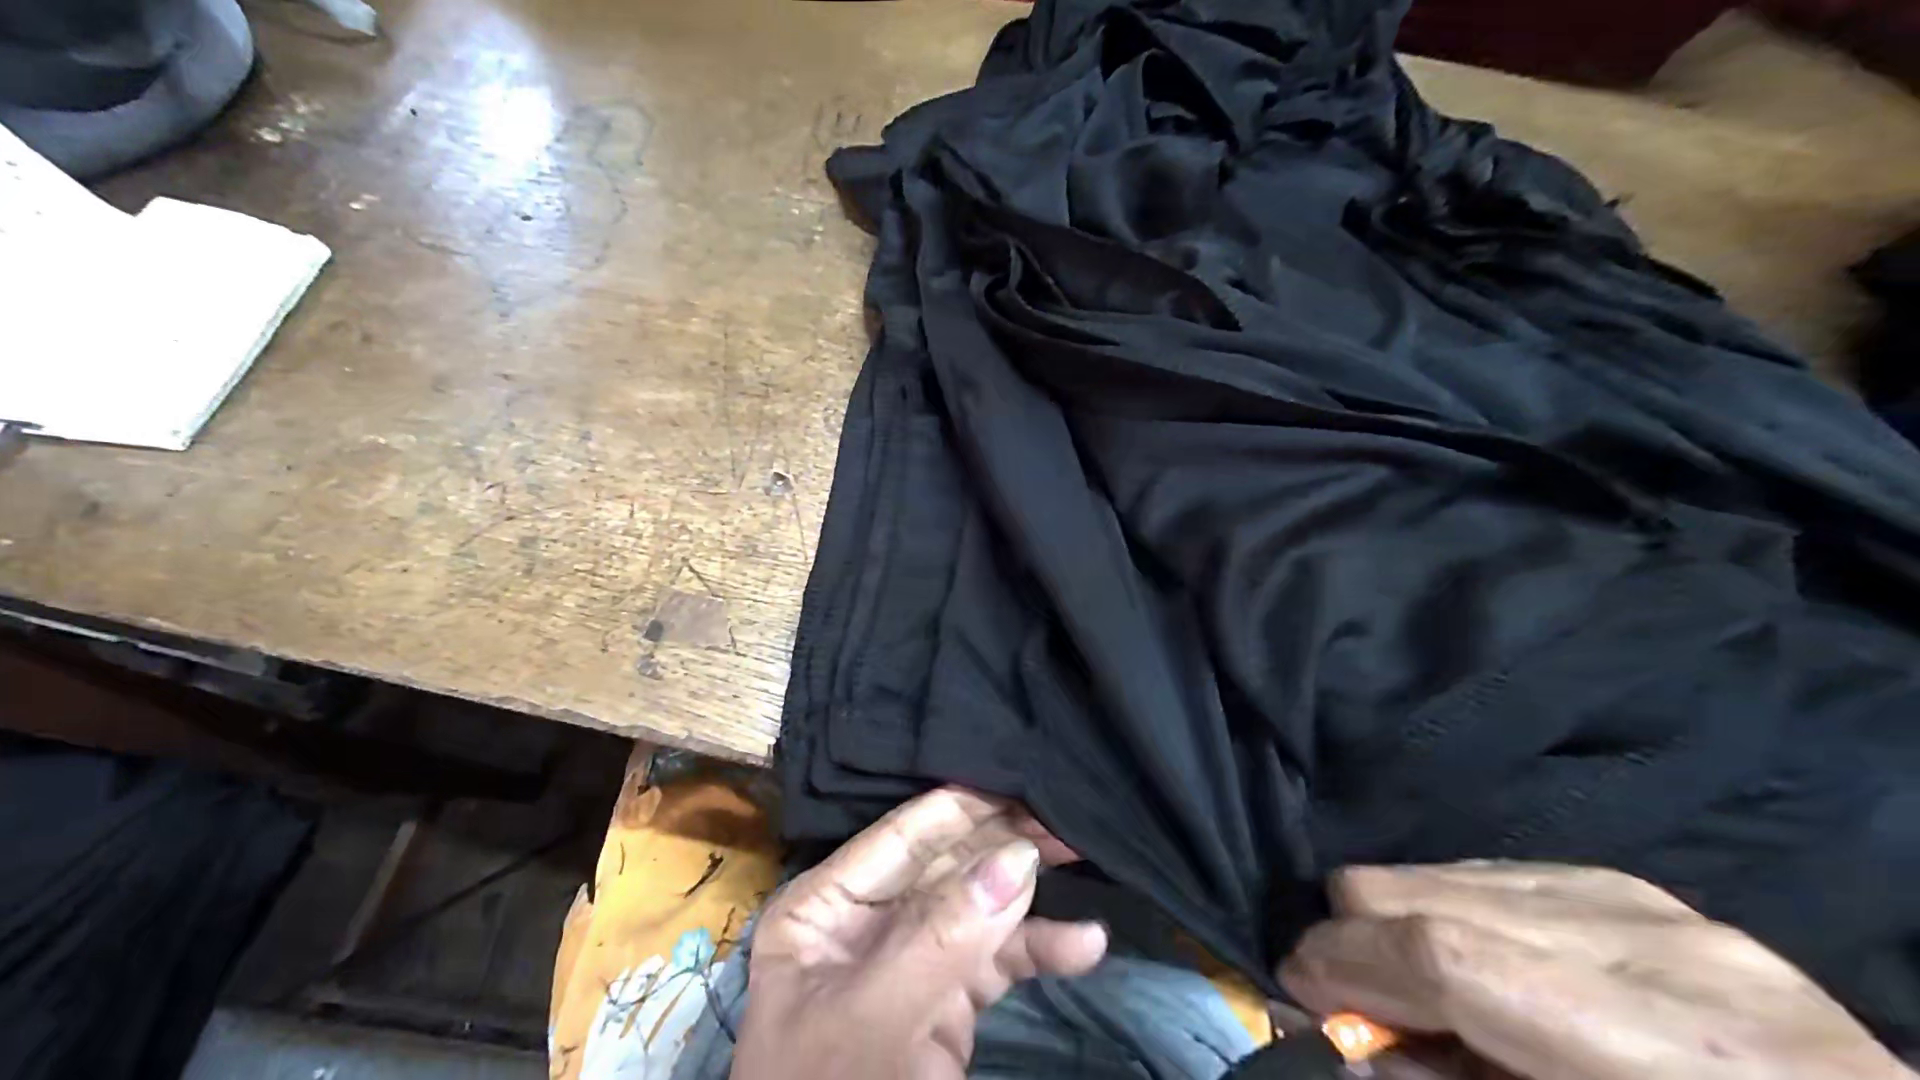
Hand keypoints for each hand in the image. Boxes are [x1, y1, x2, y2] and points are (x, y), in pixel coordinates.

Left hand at [731, 787, 1106, 1079]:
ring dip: (1030, 888)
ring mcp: (911, 957)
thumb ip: (943, 935)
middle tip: (1064, 815)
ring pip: (978, 904)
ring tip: (1081, 851)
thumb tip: (1017, 857)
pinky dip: (1038, 950)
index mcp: (826, 904)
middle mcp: (868, 919)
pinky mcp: (946, 1000)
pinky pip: (996, 960)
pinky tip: (1084, 945)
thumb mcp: (875, 1017)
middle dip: (1004, 838)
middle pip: (947, 862)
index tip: (1021, 780)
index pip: (903, 836)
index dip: (964, 806)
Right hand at [1280, 861, 1915, 1079]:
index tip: (1298, 992)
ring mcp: (1643, 900)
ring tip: (1433, 995)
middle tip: (1363, 1005)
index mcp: (1659, 1045)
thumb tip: (1334, 1032)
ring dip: (1402, 927)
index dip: (1342, 964)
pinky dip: (1452, 915)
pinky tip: (1488, 971)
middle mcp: (1645, 941)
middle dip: (1356, 941)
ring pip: (1436, 870)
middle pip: (1415, 888)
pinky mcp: (1631, 884)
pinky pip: (1486, 874)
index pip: (1441, 953)